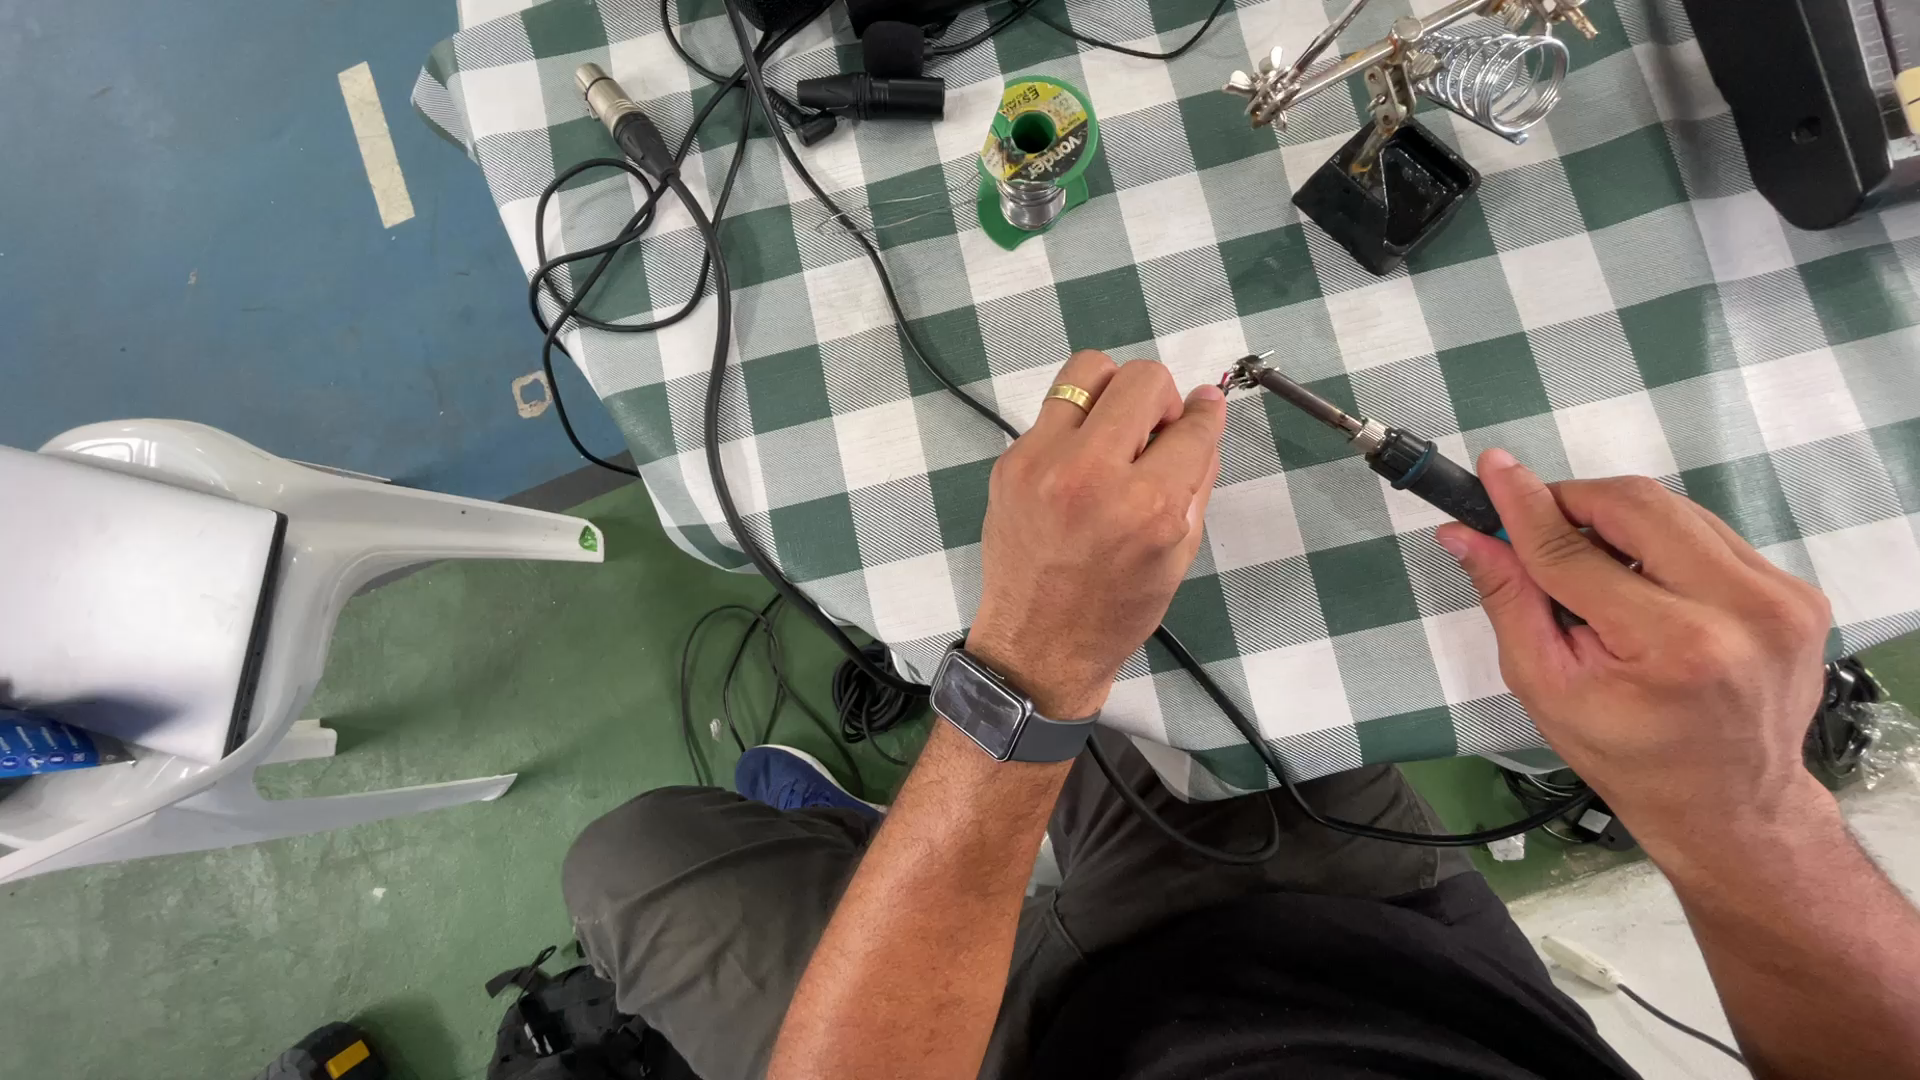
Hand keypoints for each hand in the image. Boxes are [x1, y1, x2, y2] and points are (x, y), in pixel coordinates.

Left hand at [965, 352, 1225, 718]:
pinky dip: (1075, 425)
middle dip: (1163, 399)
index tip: (1203, 414)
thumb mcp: (1179, 554)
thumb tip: (1206, 414)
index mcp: (1146, 505)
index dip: (1206, 415)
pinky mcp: (1008, 464)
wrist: (1037, 645)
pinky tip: (1077, 465)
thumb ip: (1197, 478)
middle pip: (1141, 379)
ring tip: (1114, 432)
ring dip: (1113, 392)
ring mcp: (1040, 462)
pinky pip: (1053, 410)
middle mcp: (1090, 472)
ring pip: (1087, 369)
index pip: (1193, 424)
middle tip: (1153, 435)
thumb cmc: (1117, 612)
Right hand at [1435, 449, 1833, 859]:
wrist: (1726, 799)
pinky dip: (1647, 536)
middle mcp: (1742, 607)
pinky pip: (1701, 530)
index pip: (1573, 551)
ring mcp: (1781, 595)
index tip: (1491, 468)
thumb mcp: (1540, 681)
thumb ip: (1506, 598)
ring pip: (1671, 509)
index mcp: (1672, 644)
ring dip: (1607, 518)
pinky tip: (1626, 575)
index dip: (1522, 506)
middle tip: (1526, 521)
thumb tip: (1463, 534)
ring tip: (1575, 559)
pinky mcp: (1794, 590)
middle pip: (1636, 506)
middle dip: (1568, 500)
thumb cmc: (1618, 748)